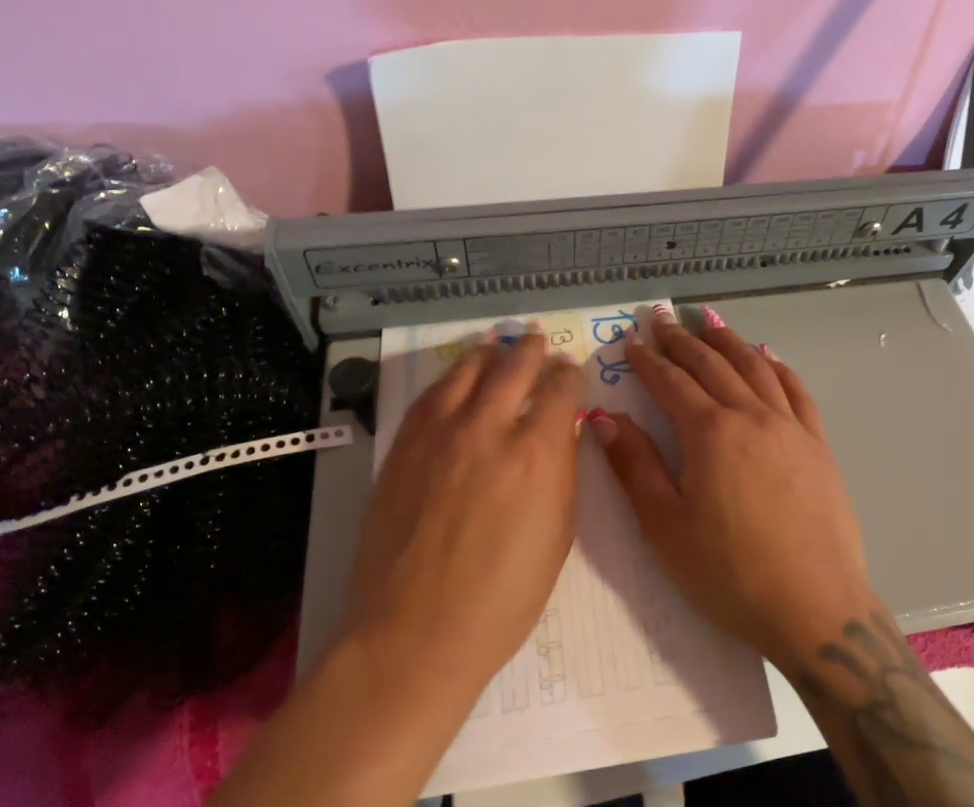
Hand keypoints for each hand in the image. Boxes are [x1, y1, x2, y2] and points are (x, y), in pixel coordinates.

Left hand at [216, 331, 586, 806]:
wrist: (415, 632)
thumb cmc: (502, 600)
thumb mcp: (557, 537)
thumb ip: (560, 474)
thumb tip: (560, 432)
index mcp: (535, 454)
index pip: (559, 389)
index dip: (569, 374)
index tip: (570, 371)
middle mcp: (488, 428)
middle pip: (514, 366)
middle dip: (531, 349)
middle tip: (537, 340)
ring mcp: (439, 433)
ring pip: (467, 370)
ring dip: (489, 353)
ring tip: (497, 346)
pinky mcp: (403, 446)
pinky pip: (430, 394)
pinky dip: (451, 377)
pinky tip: (457, 377)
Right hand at [592, 304, 874, 671]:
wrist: (814, 607)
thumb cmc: (729, 573)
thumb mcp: (665, 526)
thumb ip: (634, 466)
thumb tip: (602, 417)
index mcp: (710, 433)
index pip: (672, 383)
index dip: (648, 360)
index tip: (631, 340)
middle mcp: (752, 416)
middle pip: (713, 365)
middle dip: (683, 339)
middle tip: (662, 318)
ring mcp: (791, 428)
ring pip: (756, 368)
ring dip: (729, 342)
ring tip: (709, 322)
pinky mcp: (818, 446)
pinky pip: (797, 392)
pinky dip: (779, 367)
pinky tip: (770, 357)